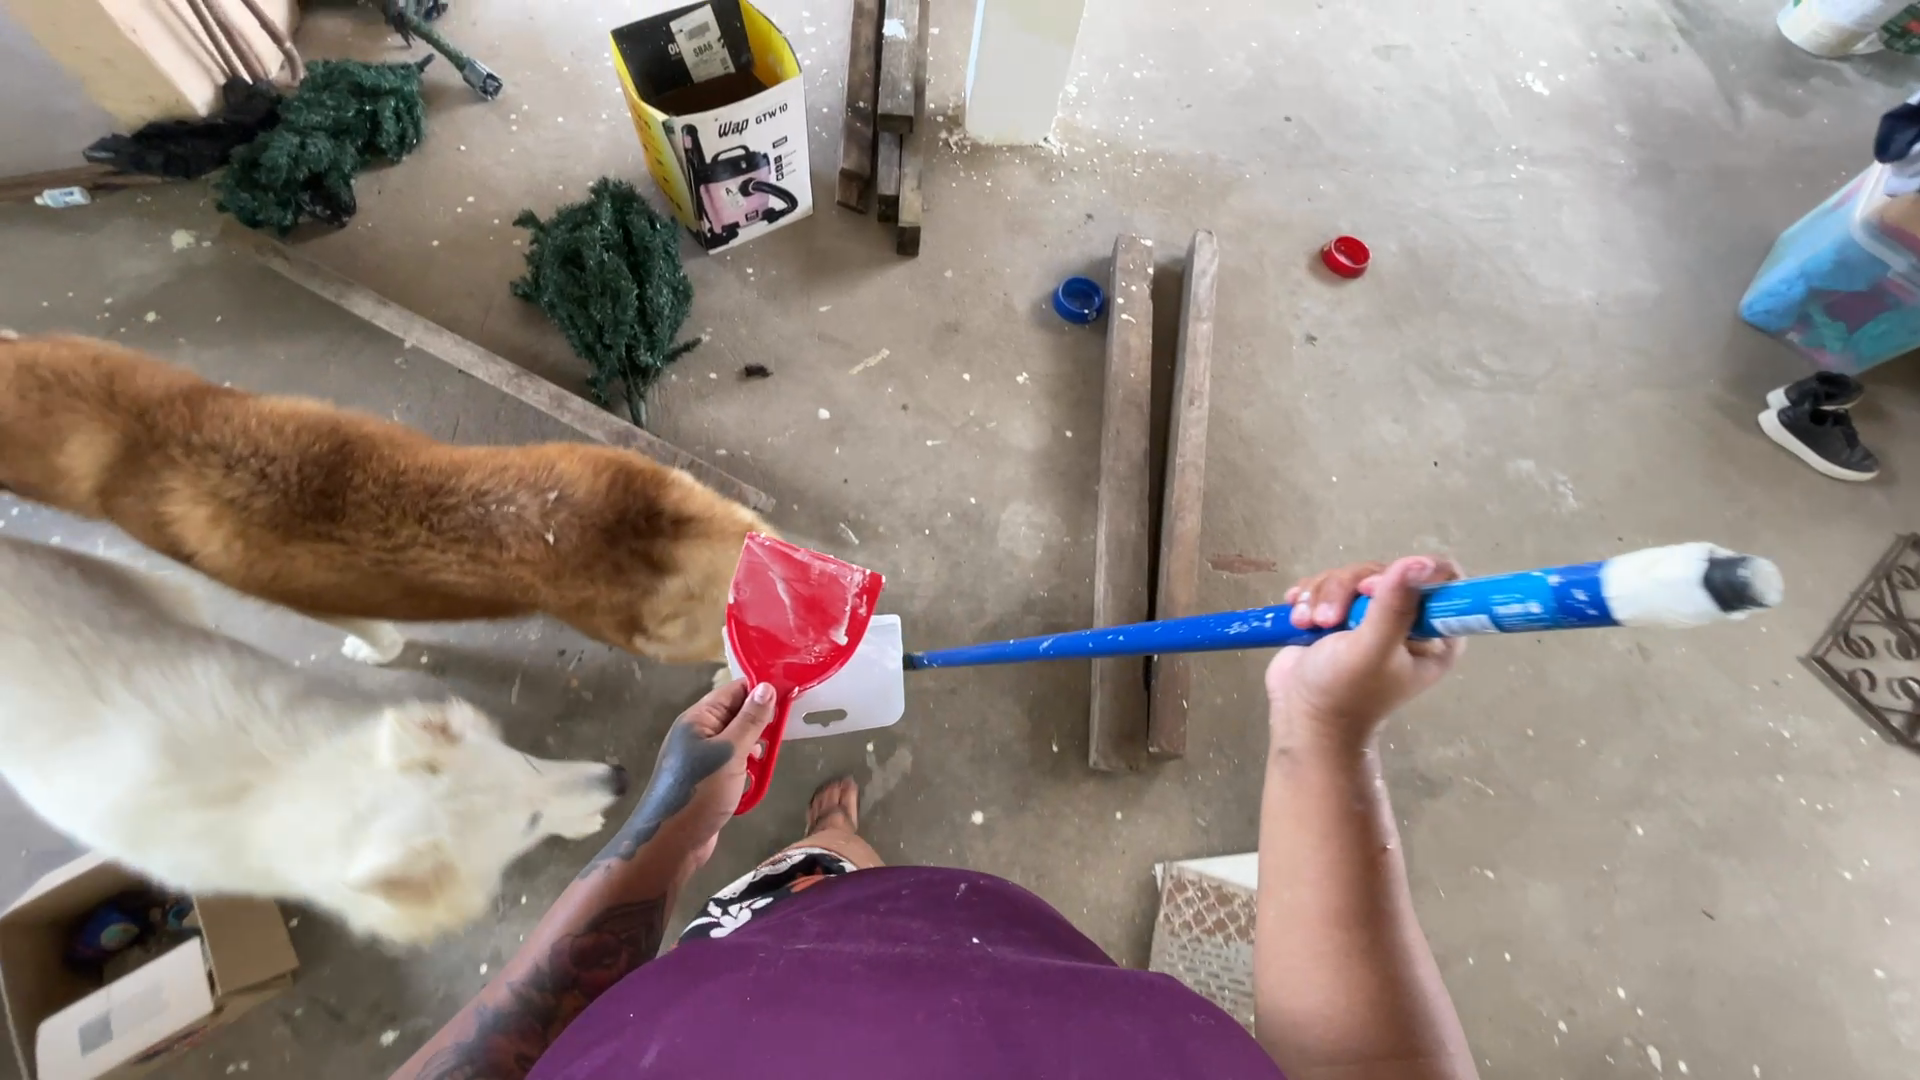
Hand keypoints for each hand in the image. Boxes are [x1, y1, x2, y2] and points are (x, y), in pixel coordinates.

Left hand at [623, 679, 775, 870]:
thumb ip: (751, 719)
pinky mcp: (708, 779)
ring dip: (756, 748)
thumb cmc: (699, 792)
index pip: (735, 690)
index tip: (790, 694)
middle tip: (782, 733)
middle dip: (761, 723)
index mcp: (699, 718)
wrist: (670, 845)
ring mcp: (702, 757)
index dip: (761, 690)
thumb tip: (767, 687)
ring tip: (767, 760)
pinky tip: (756, 780)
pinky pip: (734, 763)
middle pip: (738, 714)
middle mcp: (699, 733)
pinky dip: (748, 768)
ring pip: (739, 740)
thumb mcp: (730, 752)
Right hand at [1265, 556, 1464, 754]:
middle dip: (1344, 591)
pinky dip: (1305, 597)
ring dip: (1319, 597)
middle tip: (1327, 620)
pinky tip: (1296, 616)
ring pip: (1346, 577)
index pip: (1441, 580)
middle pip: (1381, 572)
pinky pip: (1323, 585)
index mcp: (1433, 634)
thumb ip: (1394, 606)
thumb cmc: (1343, 692)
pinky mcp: (1335, 615)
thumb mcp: (1371, 650)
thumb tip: (1417, 562)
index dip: (1405, 574)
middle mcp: (1404, 620)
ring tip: (1306, 624)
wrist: (1300, 715)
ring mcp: (1367, 617)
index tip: (1370, 588)